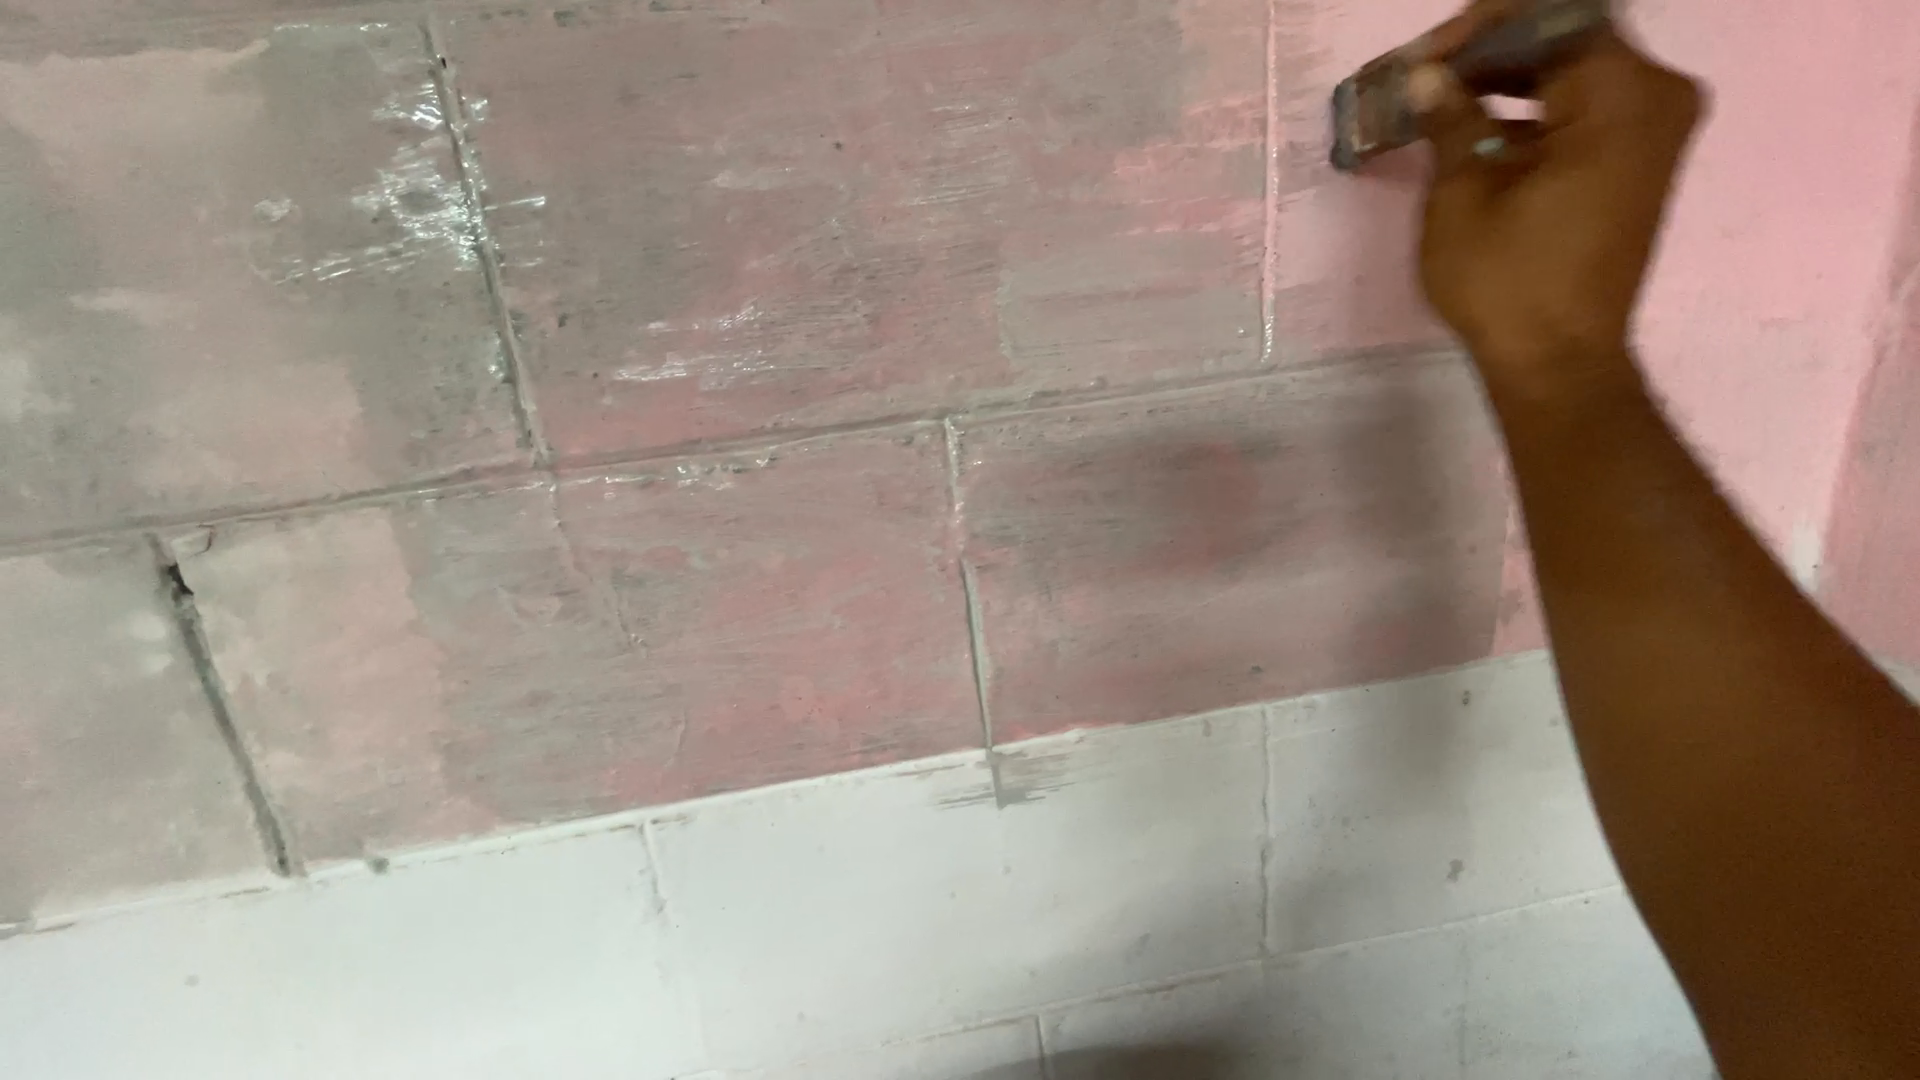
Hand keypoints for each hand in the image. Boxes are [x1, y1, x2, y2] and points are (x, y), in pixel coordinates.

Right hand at [1409, 7, 1704, 400]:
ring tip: (1437, 105)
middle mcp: (1655, 97)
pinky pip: (1582, 115)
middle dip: (1489, 54)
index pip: (1554, 19)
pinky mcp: (1633, 166)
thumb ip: (1451, 122)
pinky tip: (1474, 136)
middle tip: (1423, 77)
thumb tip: (1429, 78)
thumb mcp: (1462, 195)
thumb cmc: (1505, 278)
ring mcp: (1652, 133)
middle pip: (1569, 42)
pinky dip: (1529, 116)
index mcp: (1622, 93)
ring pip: (1573, 78)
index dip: (1481, 29)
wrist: (1555, 356)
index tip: (1422, 57)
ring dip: (1505, 85)